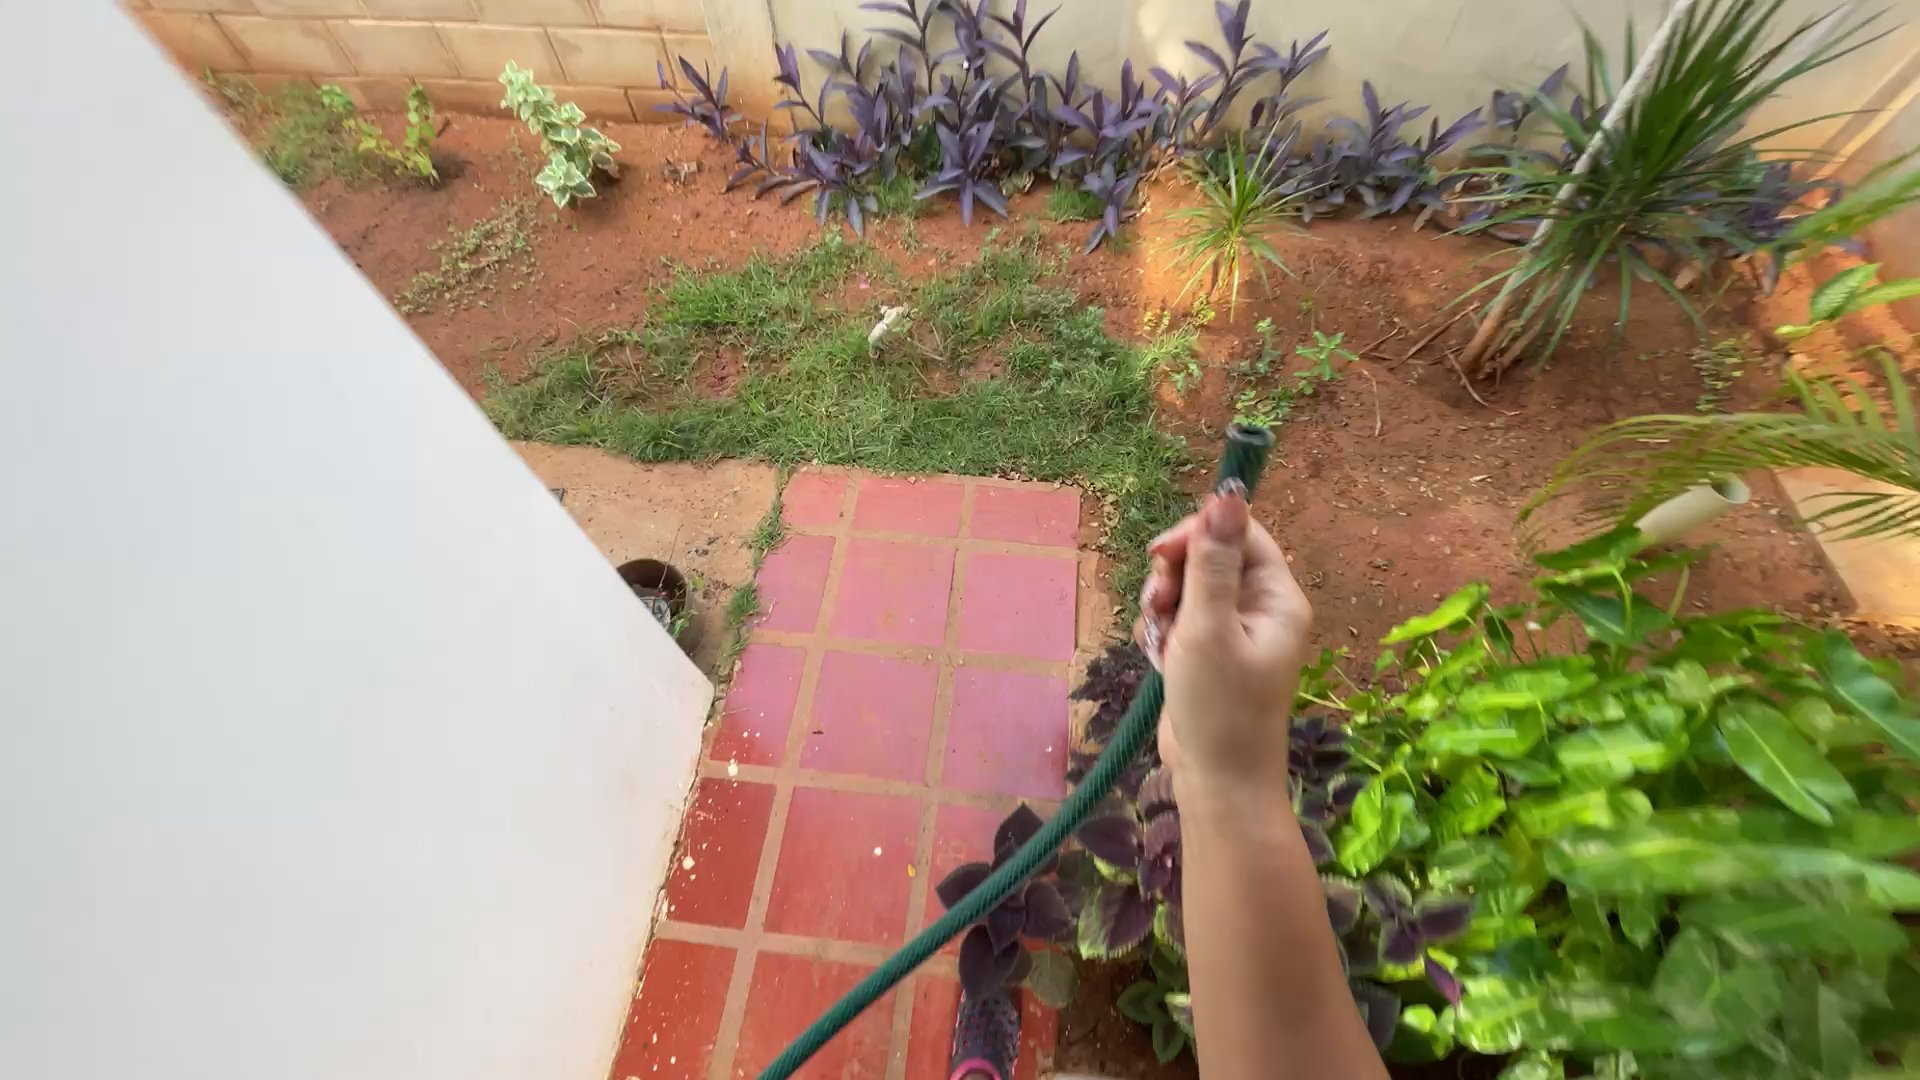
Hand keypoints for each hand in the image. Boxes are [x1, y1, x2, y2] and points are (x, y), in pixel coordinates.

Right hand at [1135, 481, 1312, 790]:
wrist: (1215, 780)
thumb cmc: (1218, 705)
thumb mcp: (1208, 627)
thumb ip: (1212, 561)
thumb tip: (1226, 495)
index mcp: (1276, 596)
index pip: (1239, 534)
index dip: (1196, 535)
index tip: (1159, 555)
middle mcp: (1258, 607)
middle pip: (1206, 558)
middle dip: (1172, 578)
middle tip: (1158, 608)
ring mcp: (1231, 630)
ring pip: (1185, 588)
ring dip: (1161, 608)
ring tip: (1158, 642)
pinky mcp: (1206, 650)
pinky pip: (1177, 618)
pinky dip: (1160, 632)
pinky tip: (1157, 658)